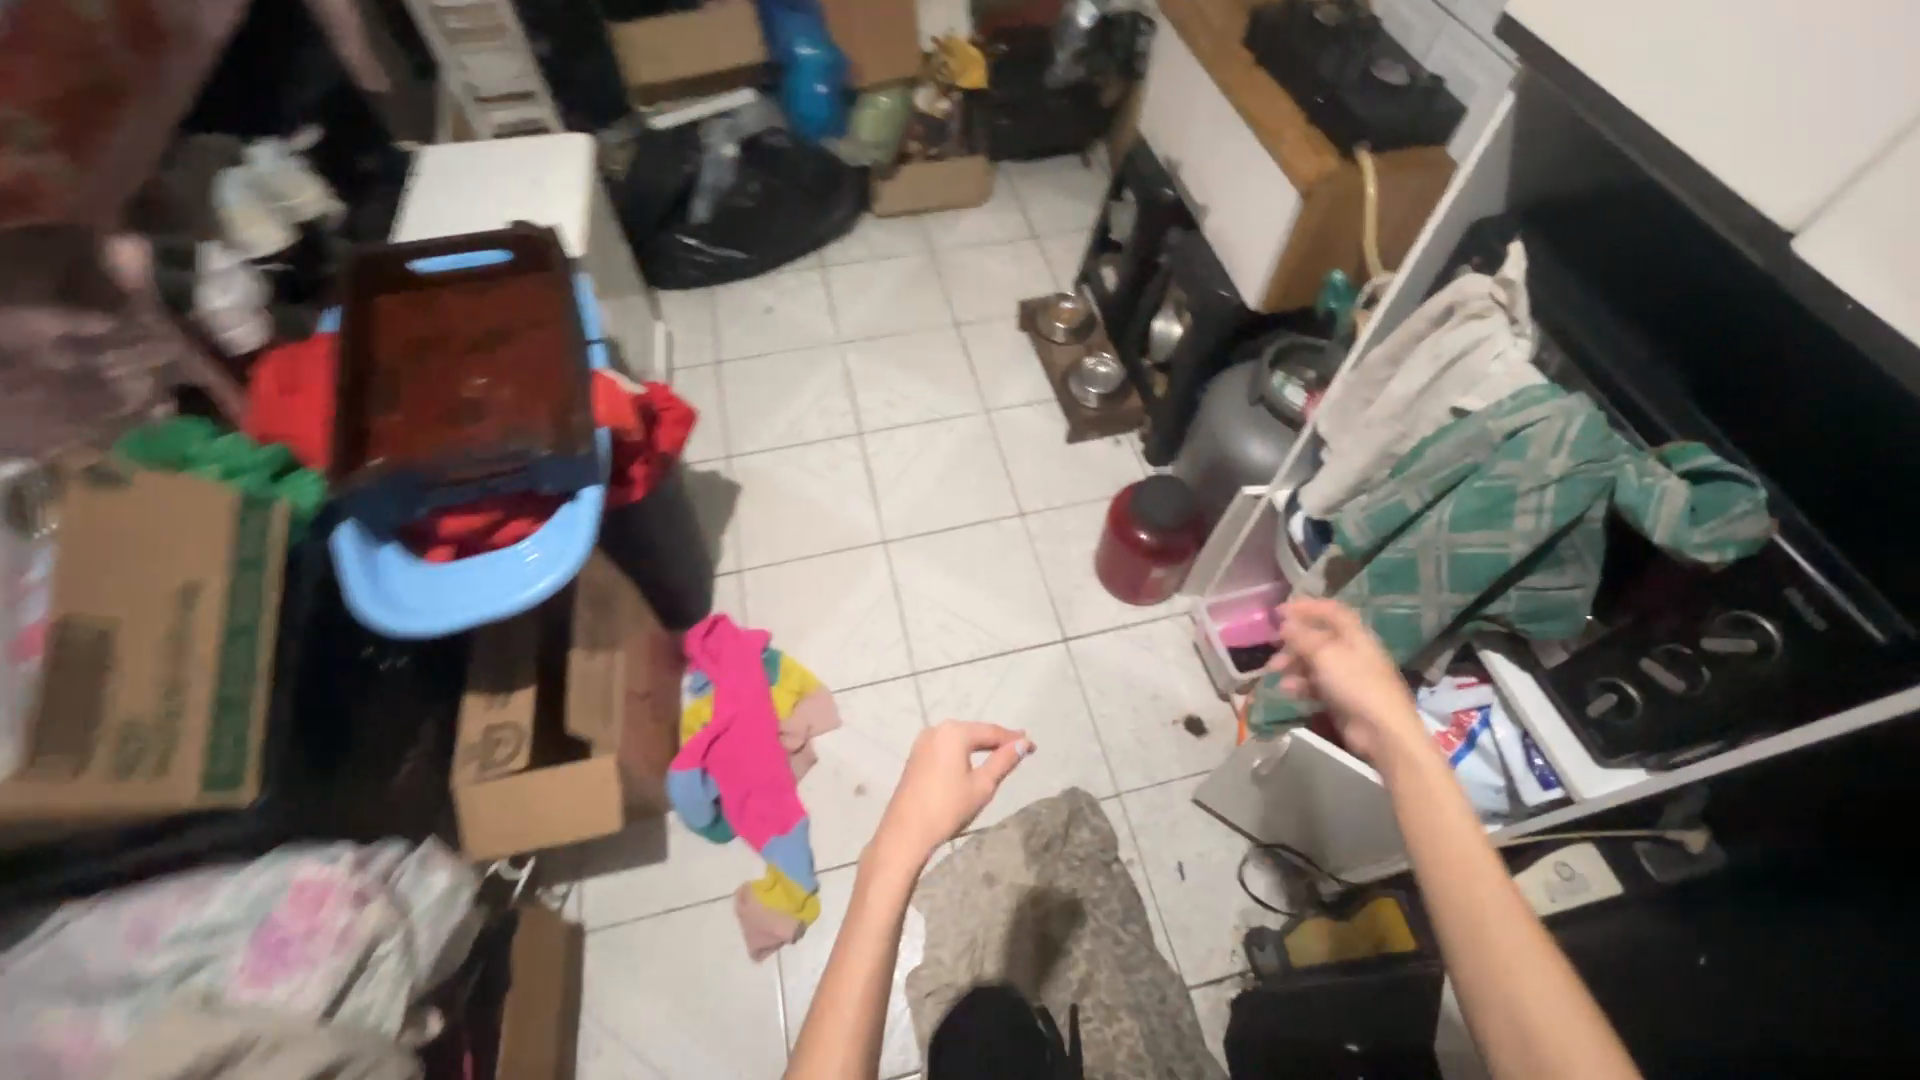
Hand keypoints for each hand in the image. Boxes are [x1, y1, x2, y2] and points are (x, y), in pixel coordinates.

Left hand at [870, 721, 1032, 867]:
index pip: (991, 731)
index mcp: (954, 732)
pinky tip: (972, 761)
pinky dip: (962, 752)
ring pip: (959, 739)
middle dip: (996, 740)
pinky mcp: (916, 756)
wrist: (906, 832)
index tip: (1033, 747)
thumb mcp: (982, 785)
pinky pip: (946, 747)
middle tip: (1020, 748)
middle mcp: (937, 729)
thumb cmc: (948, 808)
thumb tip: (1023, 743)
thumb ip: (1003, 761)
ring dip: (979, 745)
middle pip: (974, 732)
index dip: (1013, 739)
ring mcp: (923, 742)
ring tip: (1001, 753)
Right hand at [1268, 596, 1423, 765]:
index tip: (1279, 610)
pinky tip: (1288, 690)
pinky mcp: (1340, 698)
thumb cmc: (1356, 684)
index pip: (1331, 611)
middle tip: (1272, 648)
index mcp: (1355, 636)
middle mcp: (1351, 652)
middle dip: (1293, 642)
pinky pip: (1315, 684)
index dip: (1307, 607)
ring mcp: (1347, 676)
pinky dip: (1300, 684)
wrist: (1382, 732)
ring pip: (1314, 662)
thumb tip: (1285, 622)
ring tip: (1275, 672)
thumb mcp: (1325, 655)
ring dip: (1292, 664)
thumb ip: (1303, 636)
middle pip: (1318, 638)